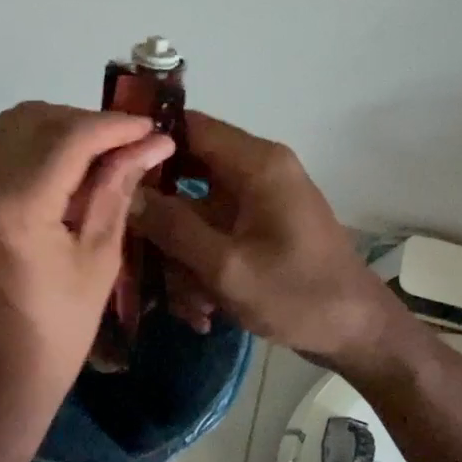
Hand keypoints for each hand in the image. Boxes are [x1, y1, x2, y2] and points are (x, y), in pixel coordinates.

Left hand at [0, 101, 173, 413]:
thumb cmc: (54, 338)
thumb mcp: (97, 263)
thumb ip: (116, 191)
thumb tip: (150, 143)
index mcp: (12, 209)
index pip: (68, 138)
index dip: (114, 126)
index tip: (150, 126)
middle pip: (32, 121)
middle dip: (83, 123)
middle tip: (124, 144)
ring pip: (5, 131)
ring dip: (53, 133)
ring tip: (94, 159)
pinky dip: (24, 153)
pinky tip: (55, 176)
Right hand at [130, 111, 403, 367]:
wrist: (356, 334)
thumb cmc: (297, 296)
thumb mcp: (226, 267)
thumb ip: (172, 227)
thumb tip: (124, 193)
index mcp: (257, 164)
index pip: (188, 126)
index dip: (144, 142)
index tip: (106, 173)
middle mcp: (256, 171)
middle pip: (184, 173)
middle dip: (159, 219)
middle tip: (136, 254)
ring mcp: (256, 202)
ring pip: (192, 212)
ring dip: (180, 256)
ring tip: (186, 302)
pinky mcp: (256, 229)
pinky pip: (211, 235)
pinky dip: (200, 267)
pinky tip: (201, 309)